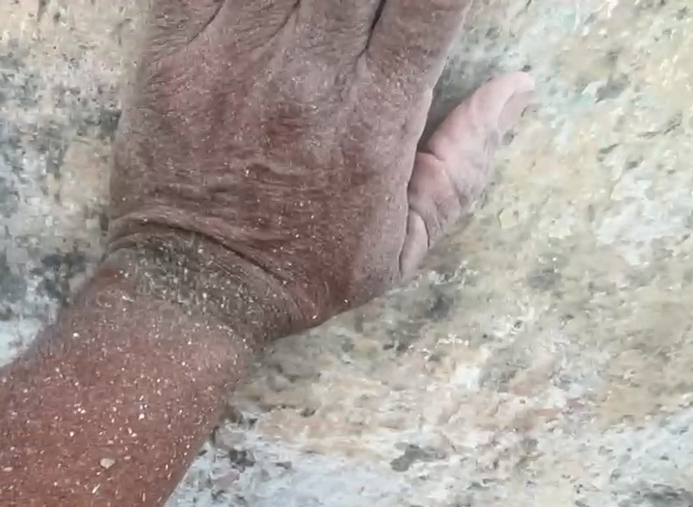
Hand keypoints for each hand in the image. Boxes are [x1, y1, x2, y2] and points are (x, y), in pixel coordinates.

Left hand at [108, 0, 533, 338]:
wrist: (198, 291)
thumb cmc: (301, 275)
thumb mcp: (400, 250)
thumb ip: (461, 169)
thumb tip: (516, 90)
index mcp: (376, 114)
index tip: (429, 5)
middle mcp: (310, 72)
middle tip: (366, 16)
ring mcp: (237, 56)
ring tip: (315, 18)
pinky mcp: (177, 52)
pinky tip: (267, 8)